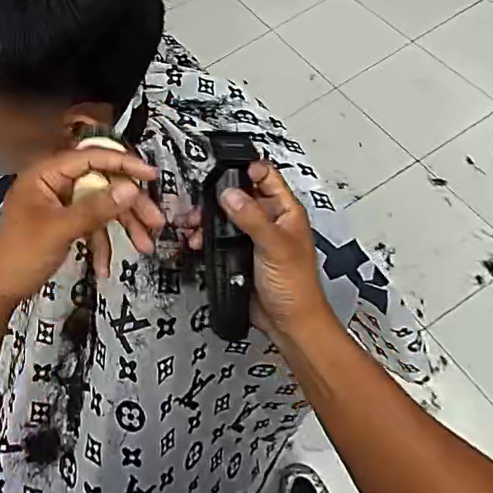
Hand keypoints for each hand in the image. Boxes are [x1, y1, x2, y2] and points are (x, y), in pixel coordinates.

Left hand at [0, 148, 162, 308]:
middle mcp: (56, 182)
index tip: (150, 175)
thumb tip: (130, 188)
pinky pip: (94, 224)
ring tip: (144, 245)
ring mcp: (62, 202)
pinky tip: (104, 266)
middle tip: (155, 220)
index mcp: (46, 173)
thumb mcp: (59, 229)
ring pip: (104, 204)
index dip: (125, 163)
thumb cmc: (16, 256)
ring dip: (124, 225)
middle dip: (130, 204)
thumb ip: (96, 207)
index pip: (93, 157)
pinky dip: (103, 243)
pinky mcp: (66, 221)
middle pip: (104, 182)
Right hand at [189, 162, 333, 338]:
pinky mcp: (241, 254)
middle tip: (202, 198)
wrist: (289, 323)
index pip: (266, 176)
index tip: (226, 169)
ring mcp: (255, 237)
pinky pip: (221, 237)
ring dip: (210, 217)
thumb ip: (251, 218)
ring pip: (228, 216)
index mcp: (286, 211)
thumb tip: (230, 195)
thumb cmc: (297, 287)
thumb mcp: (274, 245)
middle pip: (242, 194)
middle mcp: (271, 220)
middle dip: (220, 195)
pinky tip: (197, 239)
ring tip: (195, 221)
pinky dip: (207, 236)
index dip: (247, 169)